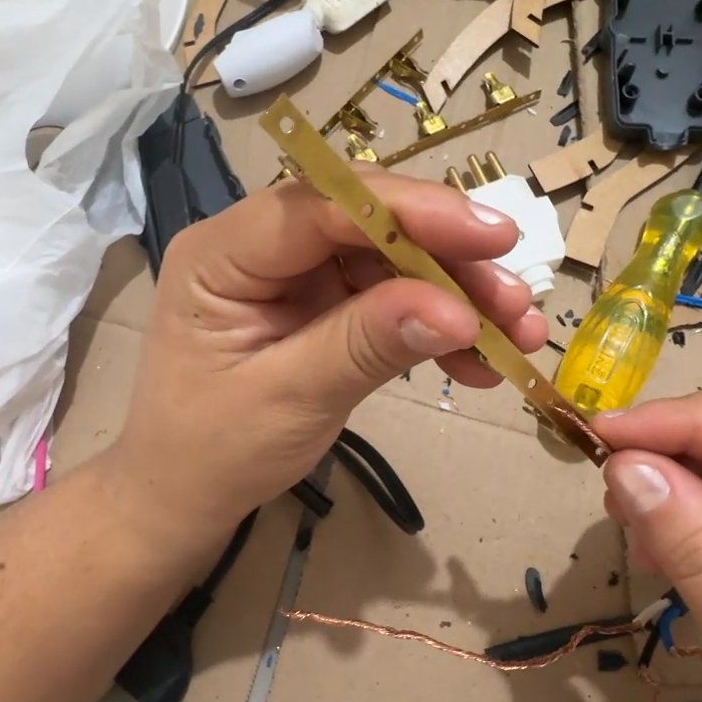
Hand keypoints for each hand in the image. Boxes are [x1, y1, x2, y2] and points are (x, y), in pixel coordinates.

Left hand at [112, 172, 547, 545]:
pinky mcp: (319, 303)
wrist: (183, 495)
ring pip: (388, 257)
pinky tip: (480, 359)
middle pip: (364, 221)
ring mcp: (292, 274)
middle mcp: (258, 247)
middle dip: (446, 255)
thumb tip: (458, 309)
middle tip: (516, 297)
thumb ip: (365, 345)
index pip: (319, 206)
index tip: (489, 237)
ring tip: (518, 335)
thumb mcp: (288, 400)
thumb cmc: (213, 451)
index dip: (408, 211)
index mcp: (221, 254)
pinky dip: (435, 324)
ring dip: (456, 292)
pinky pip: (388, 296)